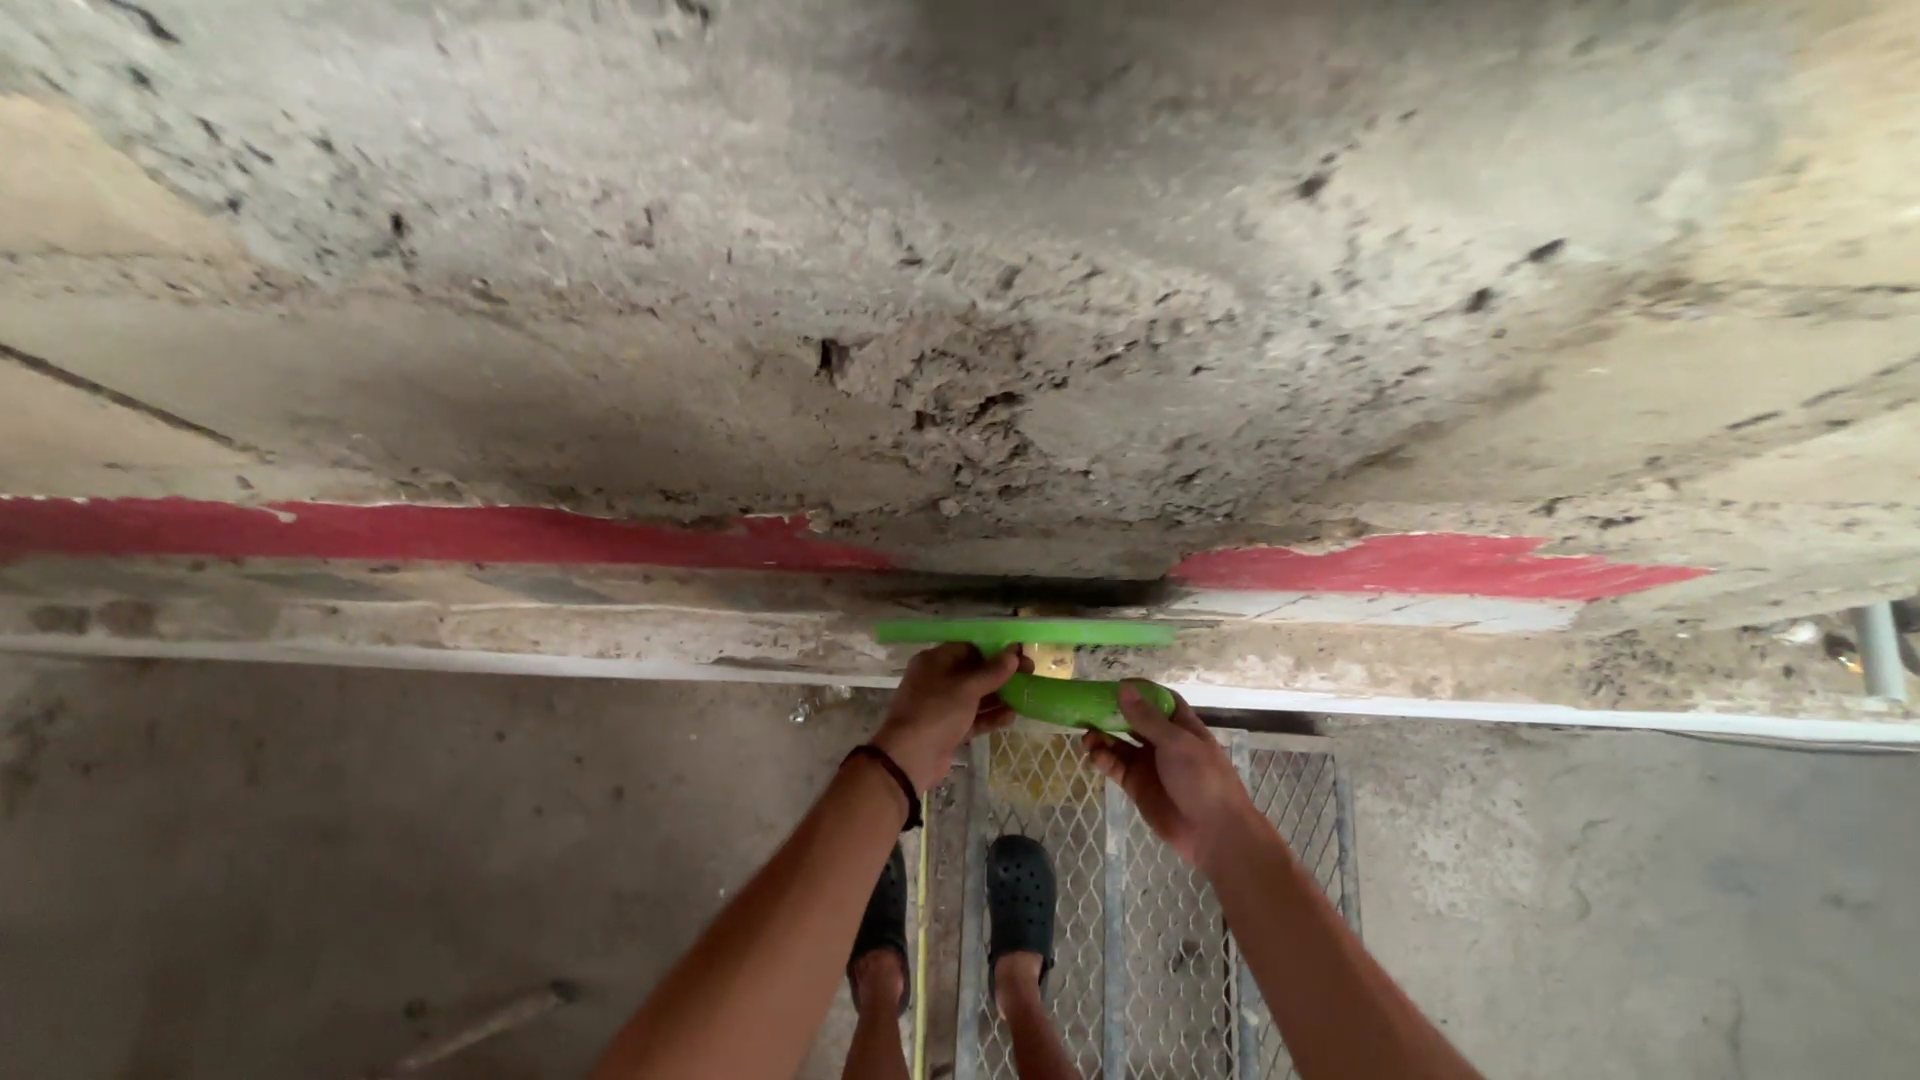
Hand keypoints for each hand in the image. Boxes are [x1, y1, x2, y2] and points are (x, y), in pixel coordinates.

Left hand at [873, 643, 1026, 791]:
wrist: (909, 758)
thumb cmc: (936, 712)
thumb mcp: (966, 688)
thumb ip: (991, 671)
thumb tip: (1013, 654)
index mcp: (934, 662)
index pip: (968, 648)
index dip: (994, 650)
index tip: (1019, 655)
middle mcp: (936, 680)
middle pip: (973, 672)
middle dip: (1000, 674)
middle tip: (1029, 674)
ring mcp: (941, 706)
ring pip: (974, 696)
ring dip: (998, 696)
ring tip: (1025, 695)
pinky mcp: (947, 729)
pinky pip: (972, 718)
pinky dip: (989, 716)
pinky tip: (1011, 716)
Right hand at [1081, 682, 1259, 868]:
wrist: (1213, 832)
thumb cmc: (1203, 779)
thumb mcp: (1177, 743)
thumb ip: (1147, 718)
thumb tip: (1123, 688)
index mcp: (1181, 727)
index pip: (1159, 700)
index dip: (1139, 691)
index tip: (1115, 685)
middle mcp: (1163, 742)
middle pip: (1133, 721)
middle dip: (1111, 715)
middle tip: (1087, 709)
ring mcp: (1149, 764)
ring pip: (1119, 744)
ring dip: (1102, 738)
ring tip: (1086, 738)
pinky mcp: (1137, 786)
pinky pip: (1115, 767)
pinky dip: (1103, 760)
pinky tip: (1095, 757)